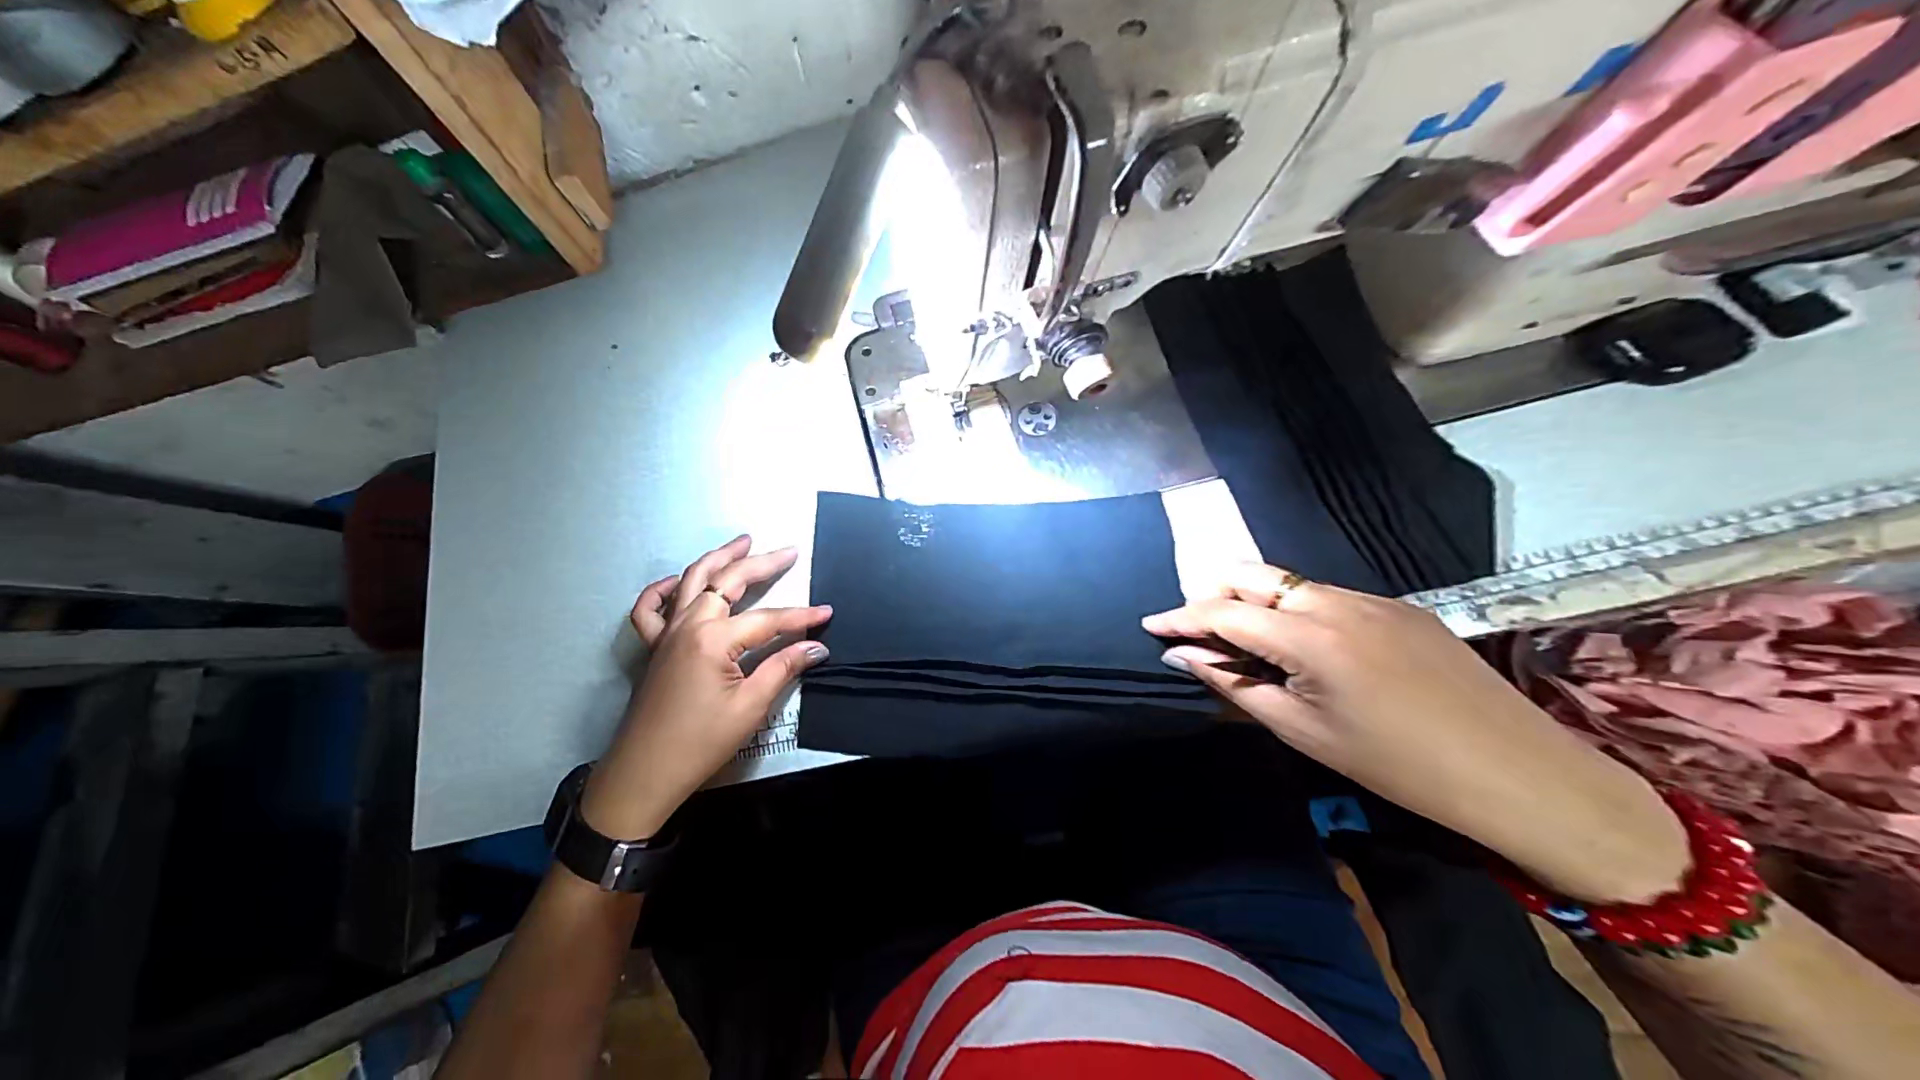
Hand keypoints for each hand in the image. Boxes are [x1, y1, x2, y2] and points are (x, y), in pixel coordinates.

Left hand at [580, 535, 831, 838]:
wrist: (644, 772)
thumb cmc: (701, 743)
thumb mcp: (750, 707)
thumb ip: (783, 668)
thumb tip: (816, 646)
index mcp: (714, 639)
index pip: (768, 619)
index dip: (800, 616)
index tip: (826, 612)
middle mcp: (688, 625)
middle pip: (728, 582)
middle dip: (761, 564)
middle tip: (788, 552)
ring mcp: (666, 634)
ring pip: (691, 581)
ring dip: (718, 559)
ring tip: (742, 543)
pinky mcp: (654, 647)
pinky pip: (650, 609)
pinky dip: (663, 589)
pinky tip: (677, 581)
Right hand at [1145, 564, 1689, 904]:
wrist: (1515, 772)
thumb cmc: (1393, 764)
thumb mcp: (1301, 730)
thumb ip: (1234, 684)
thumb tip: (1183, 656)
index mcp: (1307, 636)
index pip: (1223, 610)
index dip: (1181, 616)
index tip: (1152, 624)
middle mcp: (1336, 601)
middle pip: (1254, 575)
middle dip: (1214, 592)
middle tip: (1194, 625)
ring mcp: (1374, 599)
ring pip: (1293, 584)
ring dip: (1257, 601)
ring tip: (1246, 638)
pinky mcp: (1403, 608)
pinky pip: (1331, 596)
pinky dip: (1299, 610)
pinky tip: (1307, 646)